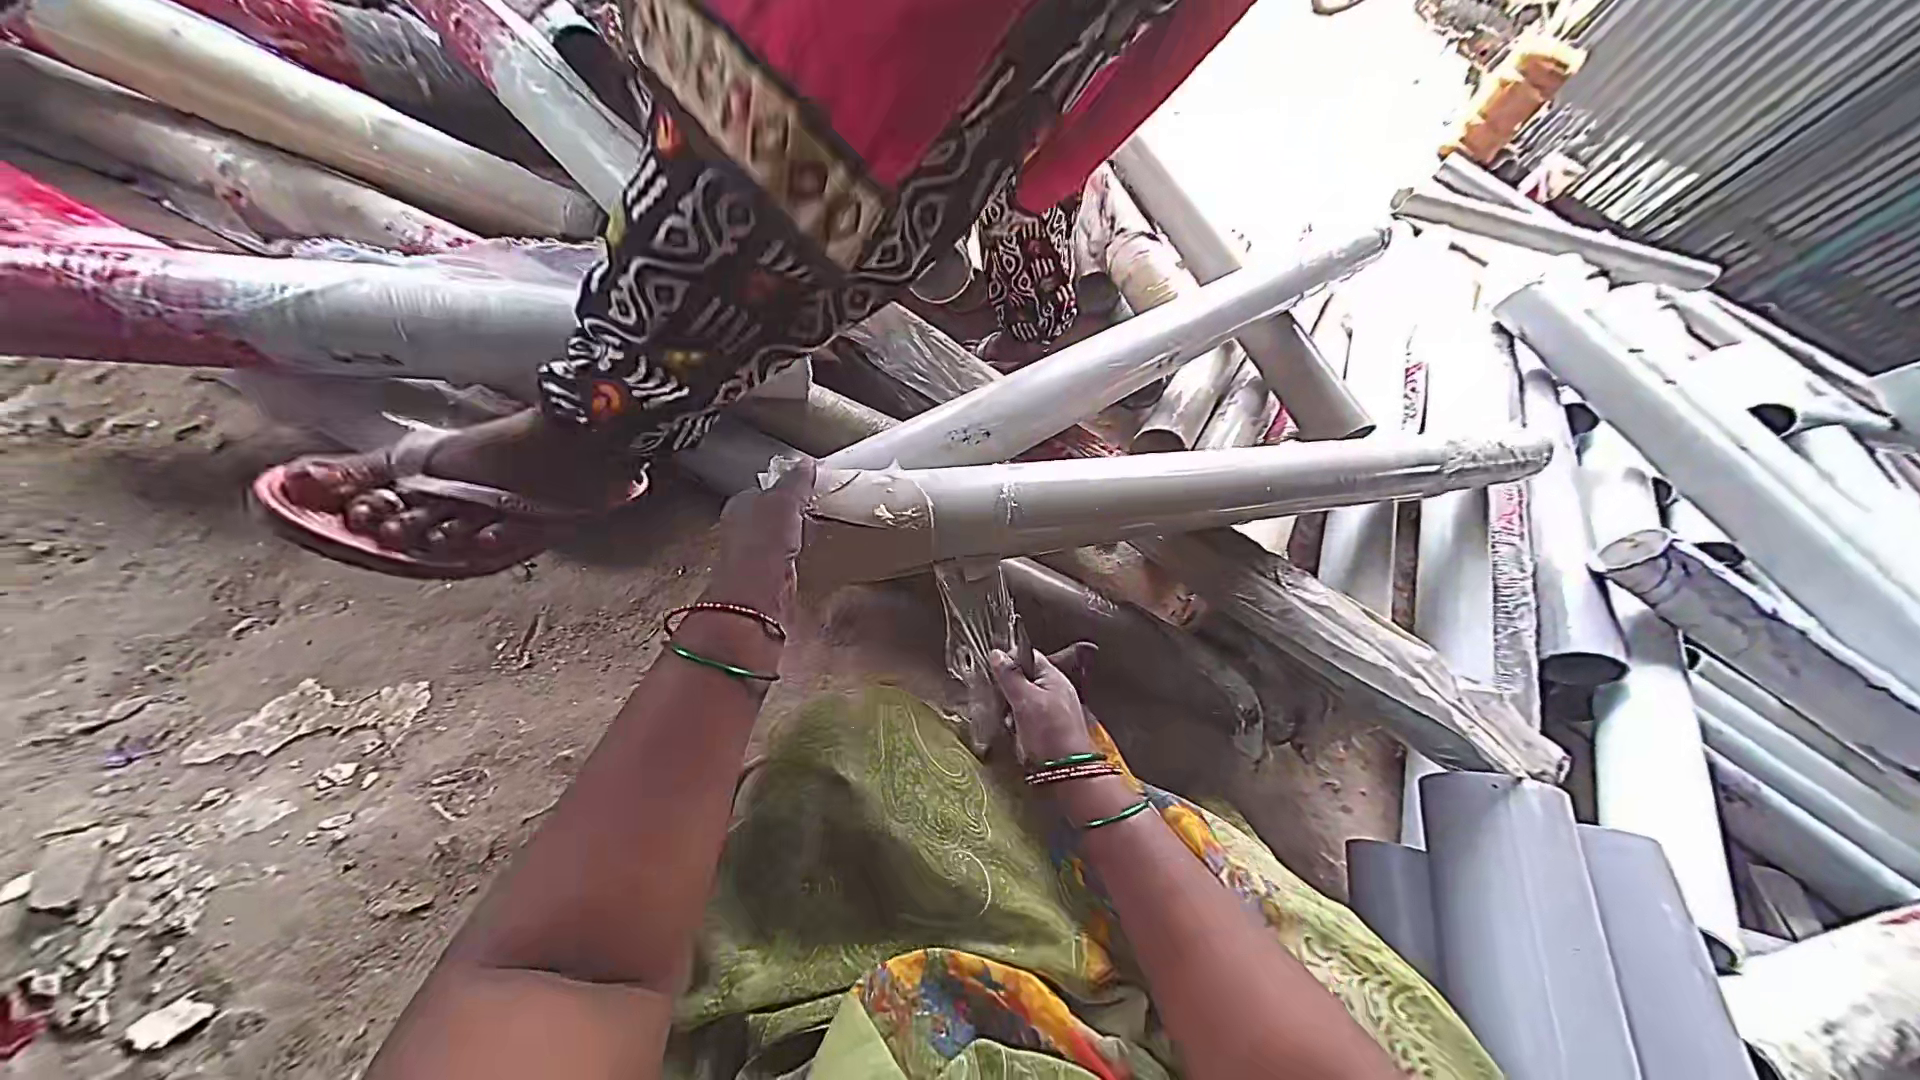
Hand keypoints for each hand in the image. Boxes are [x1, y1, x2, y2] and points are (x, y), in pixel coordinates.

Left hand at [706, 456, 813, 621]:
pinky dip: (796, 556)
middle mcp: (741, 530)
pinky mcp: (766, 580)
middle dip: (791, 511)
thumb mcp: (784, 501)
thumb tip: (806, 463)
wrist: (756, 598)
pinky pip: (785, 560)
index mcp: (740, 505)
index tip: (808, 485)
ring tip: (816, 530)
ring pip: (776, 538)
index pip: (764, 489)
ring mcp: (752, 557)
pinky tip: (807, 557)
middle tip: (816, 506)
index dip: (786, 487)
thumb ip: (795, 482)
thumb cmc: (762, 544)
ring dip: (794, 535)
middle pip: (769, 514)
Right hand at [989, 643, 1098, 765]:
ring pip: (1022, 699)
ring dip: (1011, 708)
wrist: (1068, 772)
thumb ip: (1010, 676)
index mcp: (1053, 676)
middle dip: (1007, 689)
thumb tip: (997, 654)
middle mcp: (1055, 689)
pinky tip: (1016, 732)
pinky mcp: (1048, 728)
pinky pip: (1026, 717)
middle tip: (1002, 701)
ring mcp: (1053, 709)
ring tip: (1010, 720)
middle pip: (1023, 678)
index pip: (1027, 656)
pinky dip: (1018, 722)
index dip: (1009, 661)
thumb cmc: (1050, 734)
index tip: (996, 675)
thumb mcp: (1025, 700)